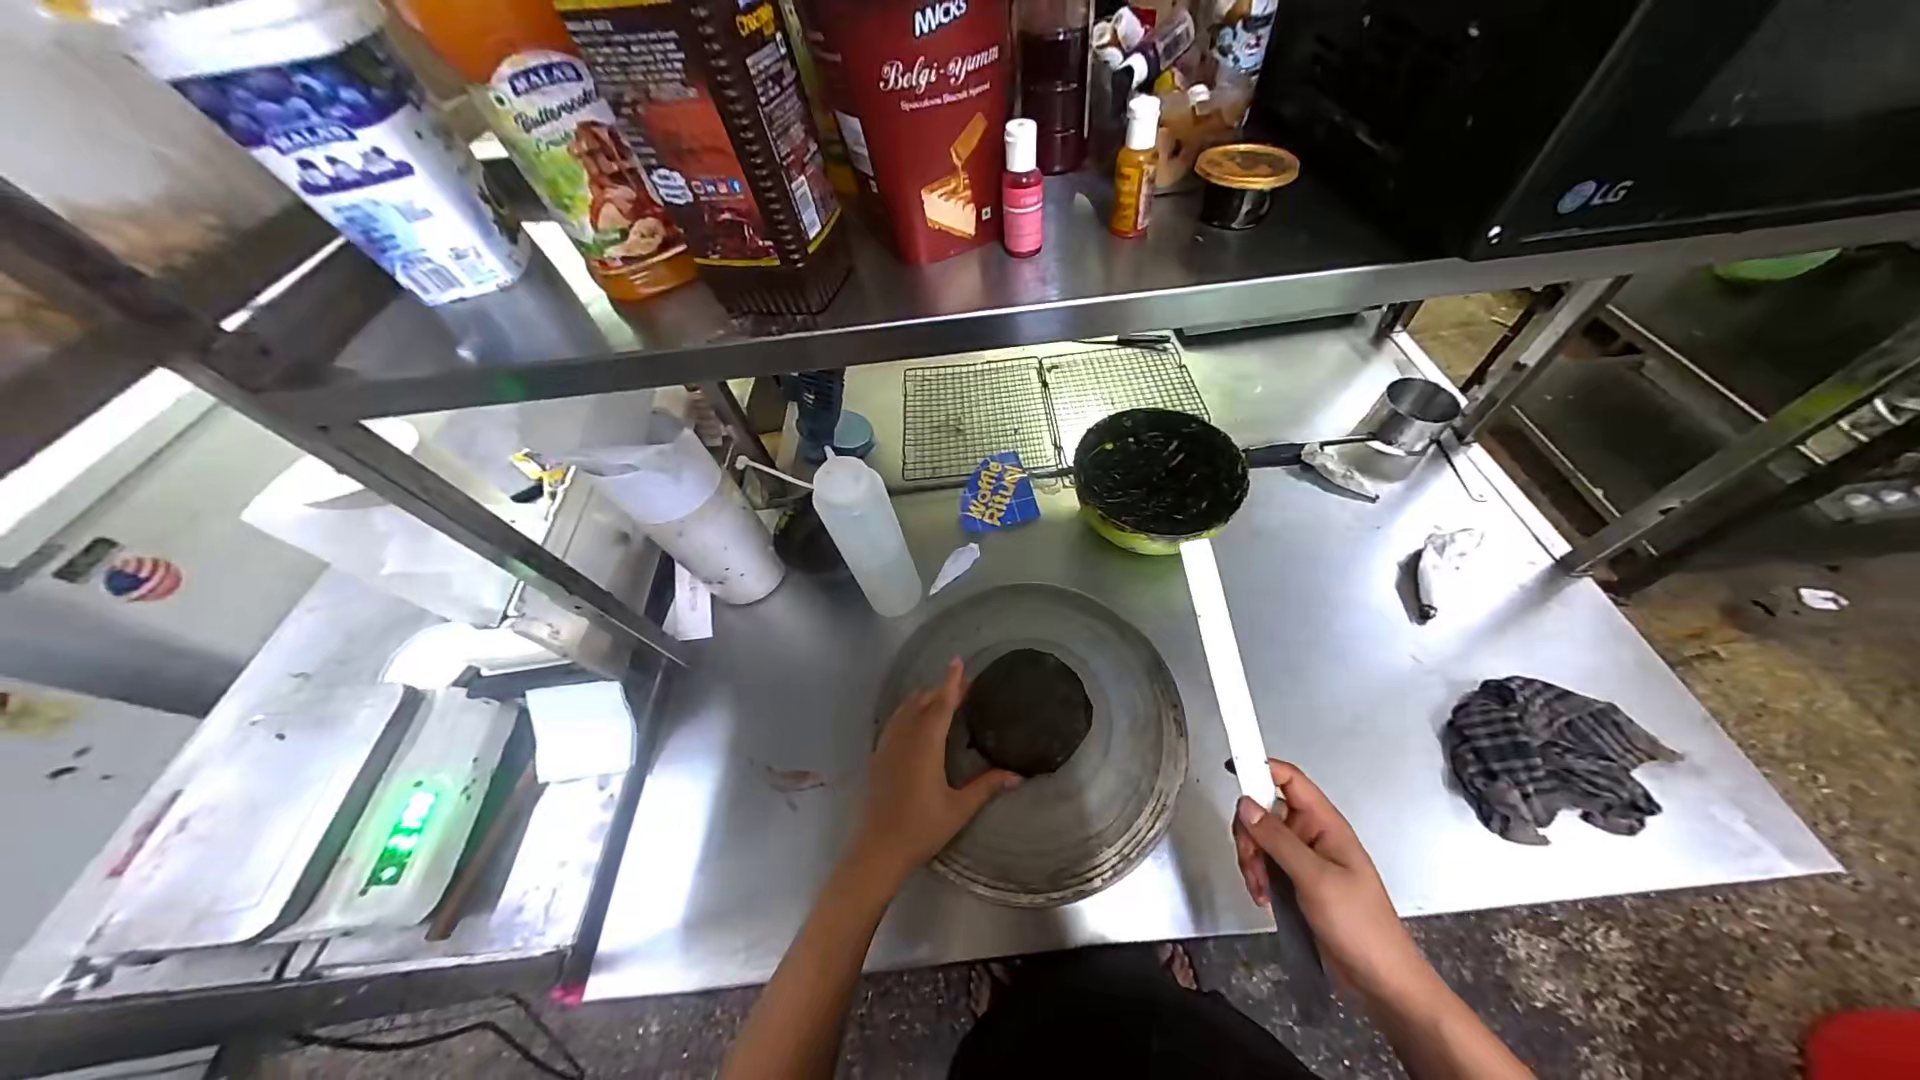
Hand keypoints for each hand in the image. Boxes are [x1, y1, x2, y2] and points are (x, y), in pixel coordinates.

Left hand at [852, 658, 1021, 884]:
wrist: (879, 849)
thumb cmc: (922, 828)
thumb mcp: (959, 808)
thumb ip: (987, 787)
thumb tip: (1018, 775)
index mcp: (926, 745)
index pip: (941, 704)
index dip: (951, 681)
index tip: (958, 661)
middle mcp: (904, 737)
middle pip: (923, 701)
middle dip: (942, 689)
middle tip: (964, 686)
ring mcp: (888, 745)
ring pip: (906, 709)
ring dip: (924, 699)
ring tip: (944, 699)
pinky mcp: (878, 756)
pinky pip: (895, 722)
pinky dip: (910, 712)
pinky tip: (918, 722)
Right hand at [1232, 759, 1433, 1002]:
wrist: (1380, 980)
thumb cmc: (1363, 927)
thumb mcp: (1316, 879)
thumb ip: (1278, 839)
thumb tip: (1246, 805)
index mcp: (1325, 824)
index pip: (1289, 779)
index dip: (1260, 767)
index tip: (1233, 767)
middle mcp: (1312, 835)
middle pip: (1264, 809)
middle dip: (1249, 832)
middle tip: (1252, 856)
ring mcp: (1303, 858)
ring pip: (1259, 838)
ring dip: (1252, 860)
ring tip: (1262, 886)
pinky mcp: (1295, 879)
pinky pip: (1263, 863)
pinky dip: (1257, 876)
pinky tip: (1265, 896)